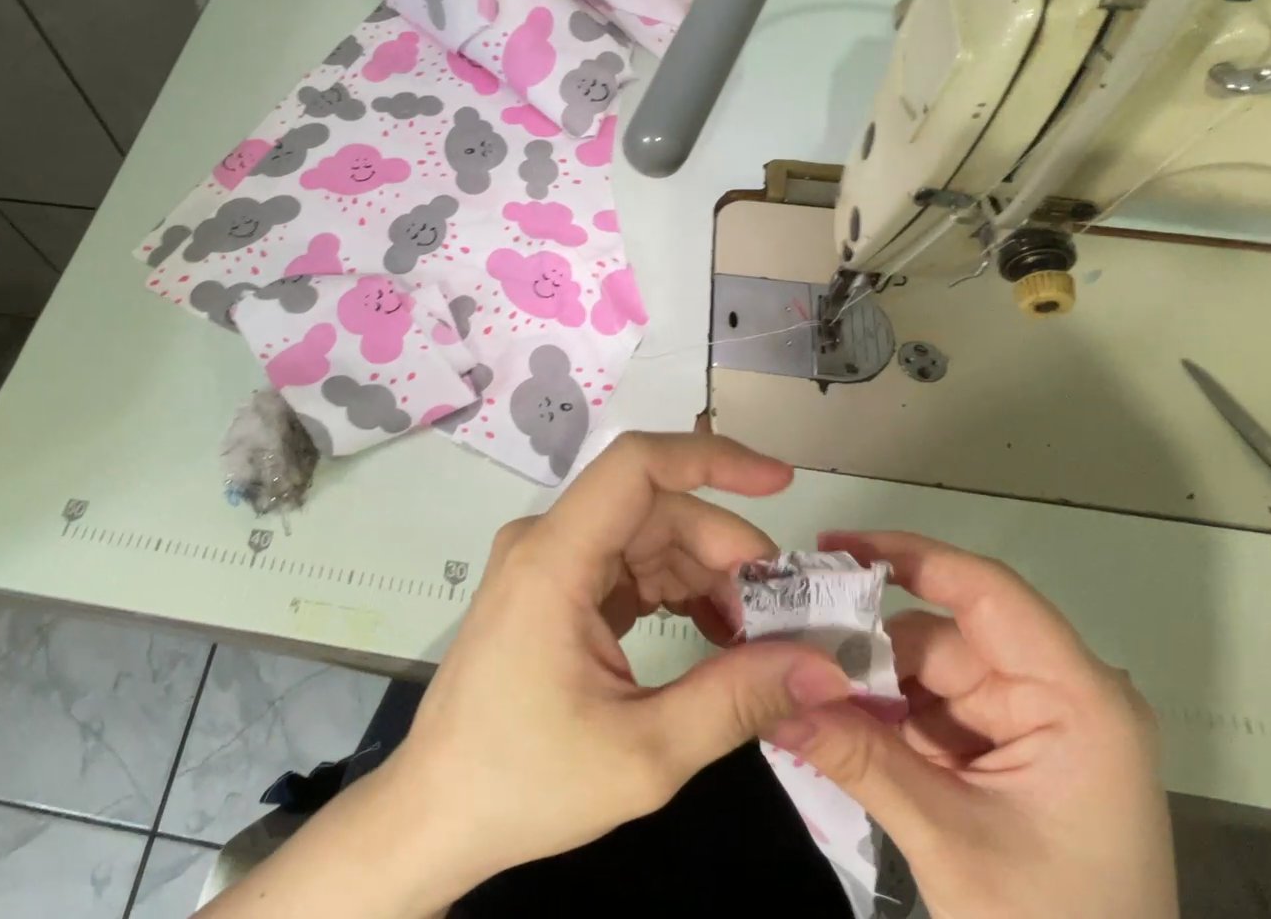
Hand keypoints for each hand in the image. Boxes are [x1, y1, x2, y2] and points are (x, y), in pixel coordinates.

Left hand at [379, 432, 854, 901]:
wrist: (440, 811)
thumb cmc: (527, 783)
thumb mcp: (646, 751)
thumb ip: (739, 698)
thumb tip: (830, 666)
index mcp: (553, 559)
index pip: (636, 466)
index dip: (713, 459)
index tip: (783, 484)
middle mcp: (544, 544)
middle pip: (652, 510)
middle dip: (726, 550)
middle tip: (782, 615)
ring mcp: (543, 566)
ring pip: (644, 539)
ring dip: (706, 575)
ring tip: (753, 638)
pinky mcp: (549, 593)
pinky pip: (623, 569)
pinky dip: (674, 593)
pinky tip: (714, 637)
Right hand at [774, 532, 1176, 918]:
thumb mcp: (951, 841)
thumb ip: (861, 760)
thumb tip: (772, 699)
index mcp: (1076, 700)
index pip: (986, 594)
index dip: (908, 557)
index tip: (830, 548)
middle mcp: (1054, 694)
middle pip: (939, 638)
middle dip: (861, 646)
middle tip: (780, 647)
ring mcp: (1027, 723)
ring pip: (922, 674)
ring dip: (863, 686)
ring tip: (793, 691)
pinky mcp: (1000, 751)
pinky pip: (925, 710)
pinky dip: (878, 716)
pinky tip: (829, 723)